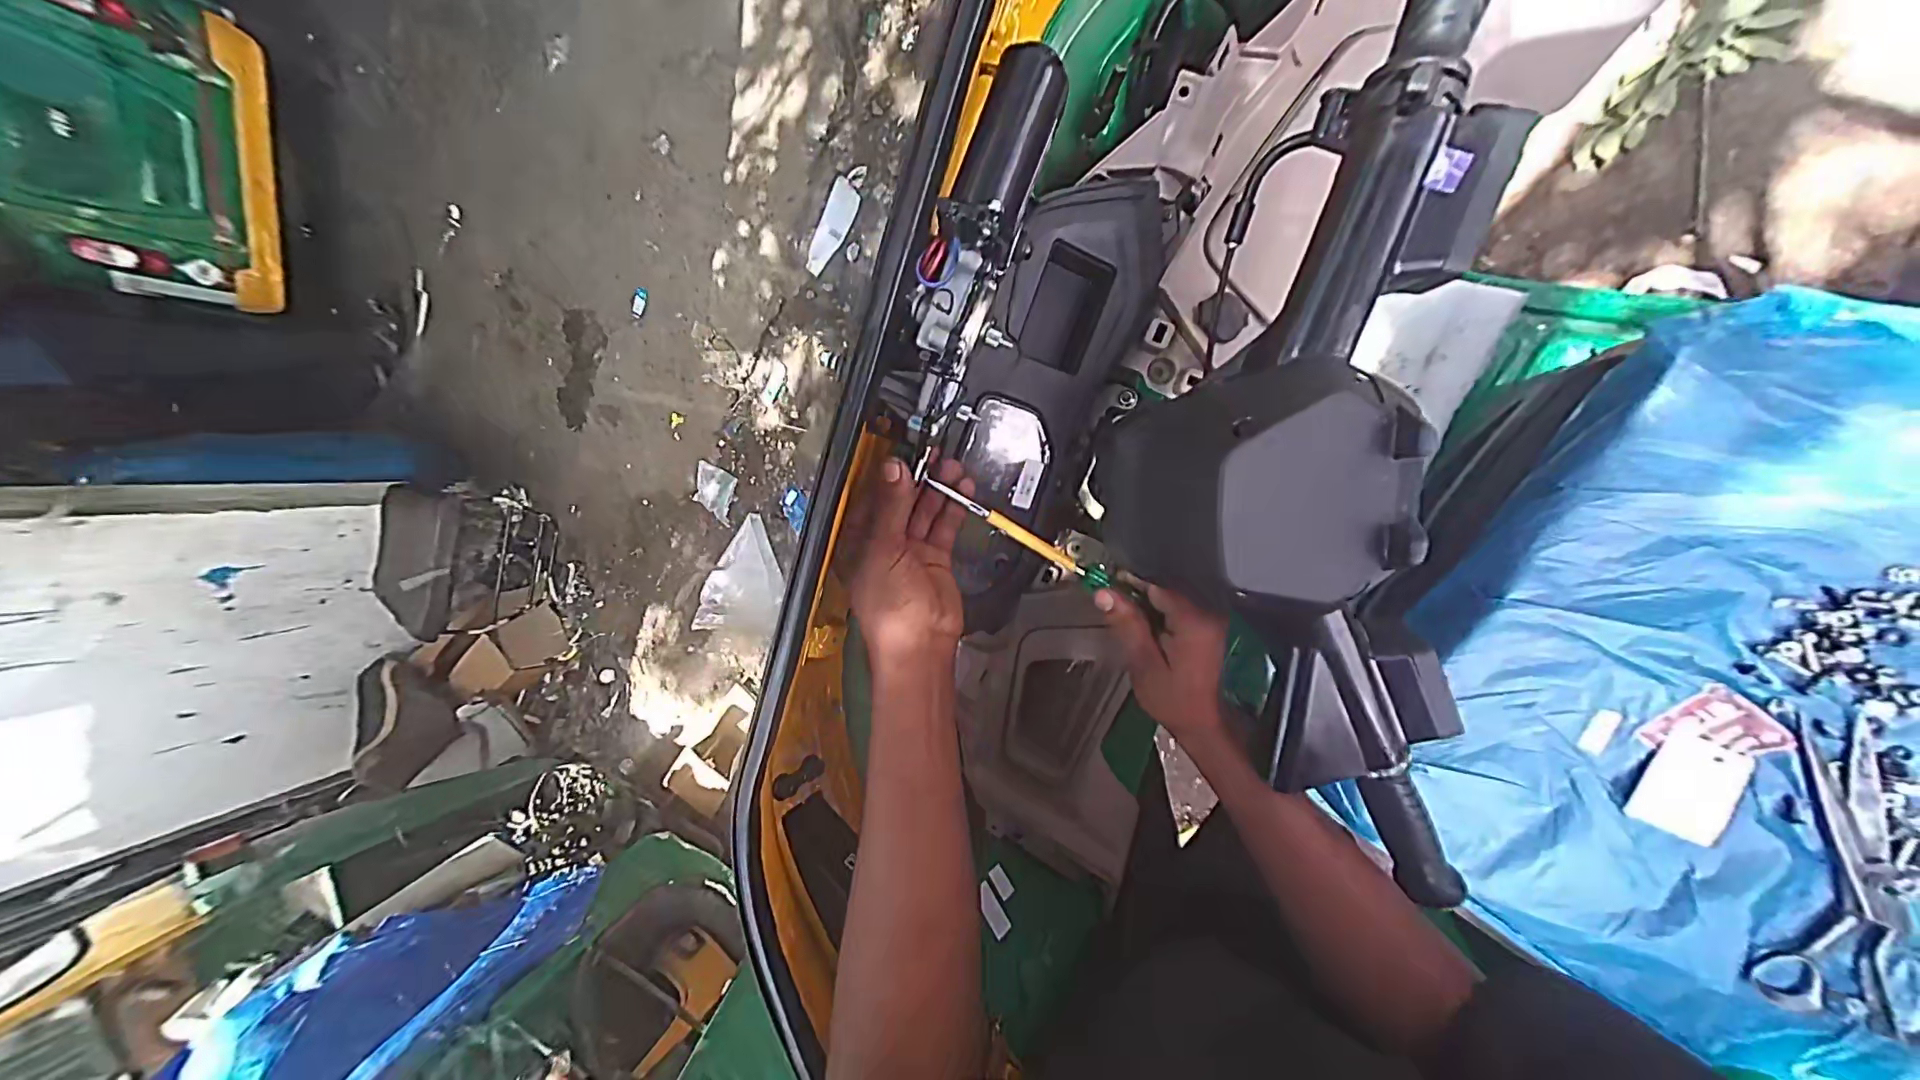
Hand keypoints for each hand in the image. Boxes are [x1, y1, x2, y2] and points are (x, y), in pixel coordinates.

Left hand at [848, 455, 972, 669]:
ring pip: (924, 509)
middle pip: (901, 500)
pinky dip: (953, 507)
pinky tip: (961, 490)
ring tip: (952, 467)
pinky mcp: (935, 557)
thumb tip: (893, 470)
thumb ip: (891, 507)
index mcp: (858, 540)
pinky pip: (943, 525)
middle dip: (918, 477)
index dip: (889, 473)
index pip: (872, 496)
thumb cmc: (889, 609)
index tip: (905, 451)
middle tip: (934, 454)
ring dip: (938, 488)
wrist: (921, 643)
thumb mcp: (883, 549)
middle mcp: (882, 542)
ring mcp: (910, 550)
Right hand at [1096, 583, 1229, 741]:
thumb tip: (1103, 592)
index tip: (1107, 592)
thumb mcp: (1143, 663)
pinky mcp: (1210, 628)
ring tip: (1129, 623)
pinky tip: (1148, 632)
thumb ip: (1127, 625)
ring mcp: (1212, 621)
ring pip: (1171, 601)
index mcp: (1193, 622)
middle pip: (1165, 592)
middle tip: (1114, 611)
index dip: (1129, 586)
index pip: (1156, 588)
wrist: (1204, 725)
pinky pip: (1180, 611)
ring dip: (1148, 607)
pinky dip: (1161, 616)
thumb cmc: (1172, 699)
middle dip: (1138, 597)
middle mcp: (1208, 614)